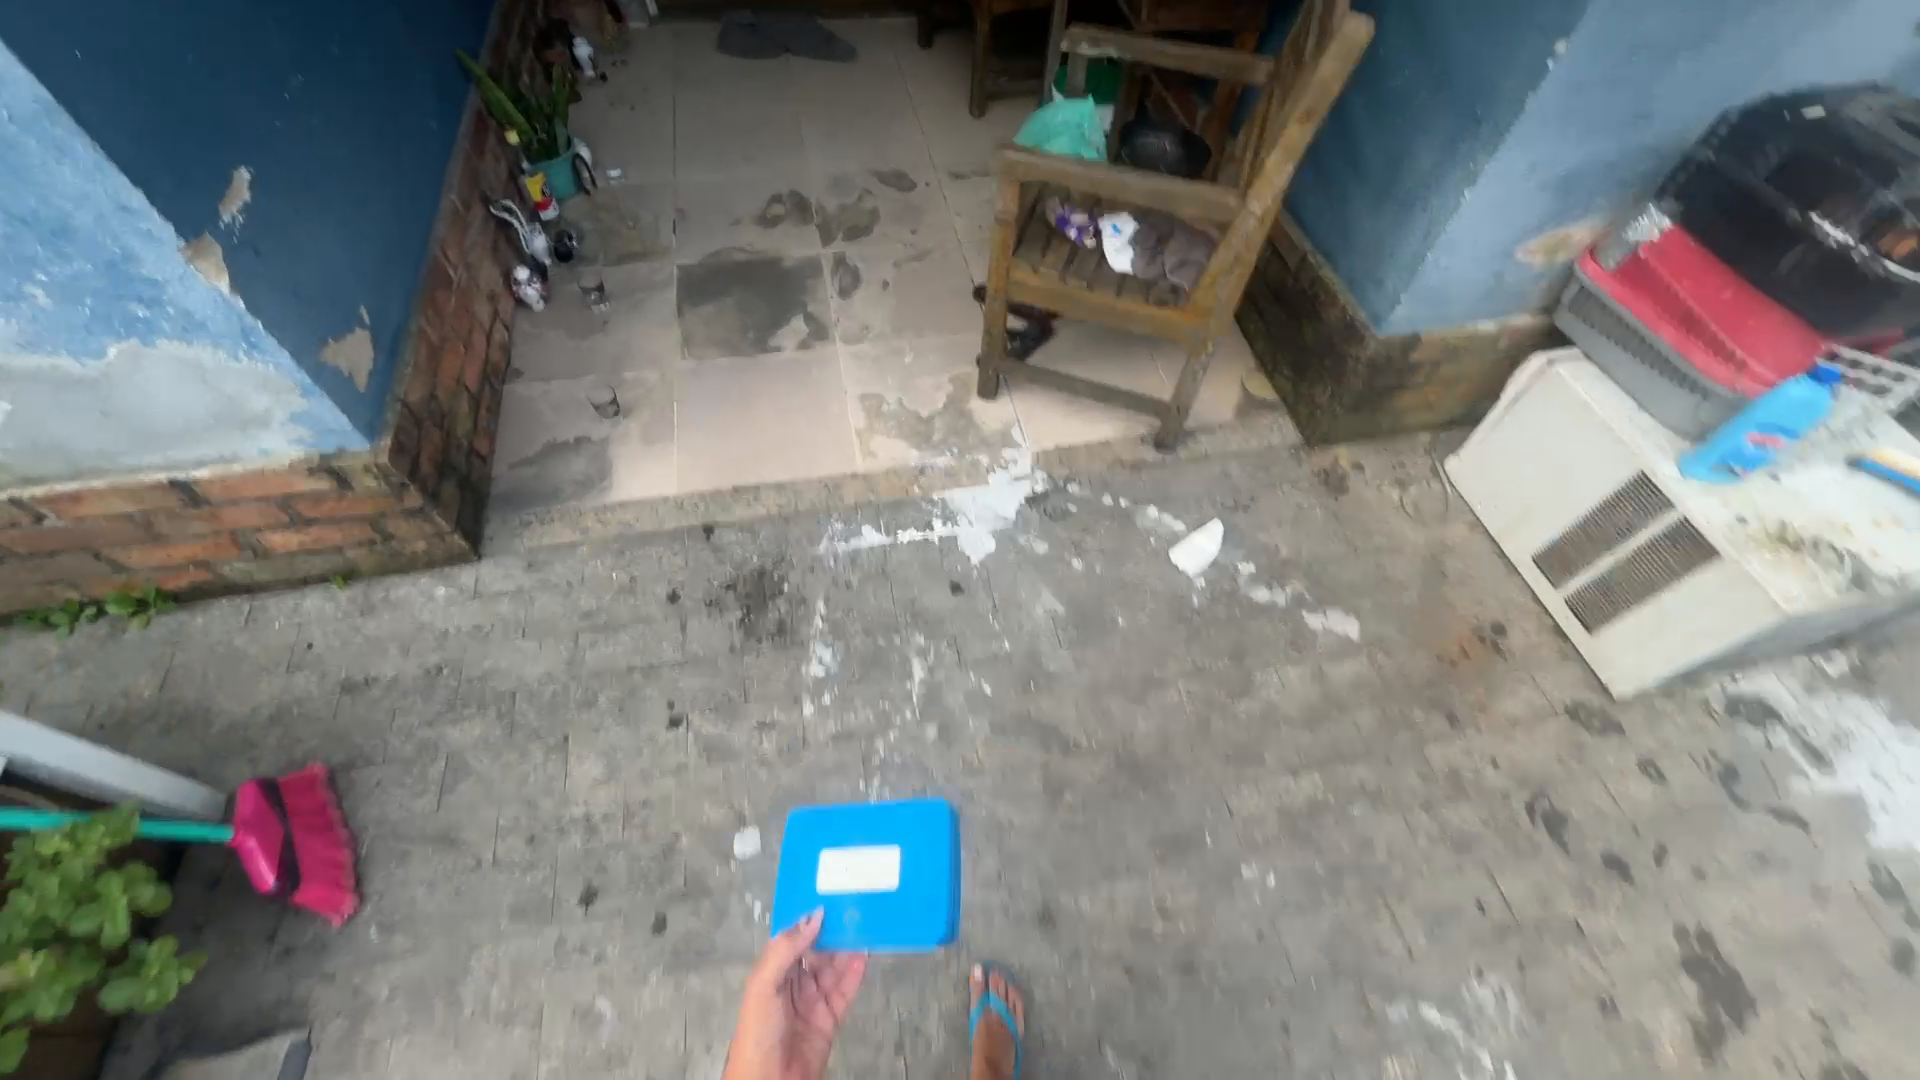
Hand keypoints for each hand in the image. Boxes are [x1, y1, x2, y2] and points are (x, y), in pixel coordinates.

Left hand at [722, 909, 867, 1079]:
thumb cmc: (759, 1032)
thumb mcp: (763, 985)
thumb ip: (786, 949)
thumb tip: (815, 916)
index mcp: (772, 973)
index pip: (792, 939)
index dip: (808, 918)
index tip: (828, 895)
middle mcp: (793, 984)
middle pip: (816, 951)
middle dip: (832, 931)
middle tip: (852, 907)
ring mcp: (812, 1001)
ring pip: (833, 968)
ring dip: (847, 948)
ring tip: (864, 925)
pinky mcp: (829, 1019)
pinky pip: (845, 991)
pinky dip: (855, 973)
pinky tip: (865, 955)